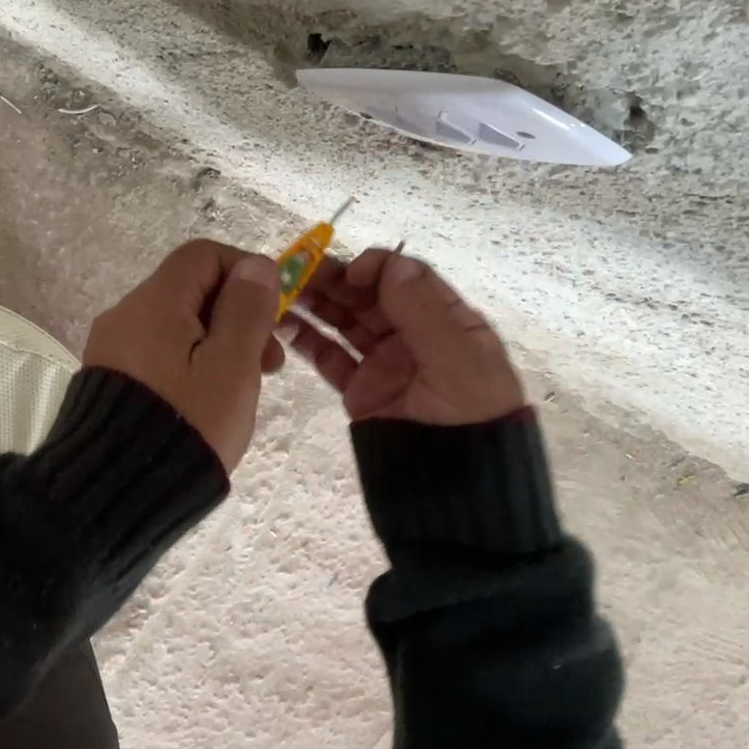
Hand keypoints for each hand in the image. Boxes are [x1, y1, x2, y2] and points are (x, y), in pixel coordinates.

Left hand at [83, 239, 284, 472]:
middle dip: (236, 314)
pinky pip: (158, 353)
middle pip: (189, 290)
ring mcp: (112, 347)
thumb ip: (246, 311)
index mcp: (153, 302)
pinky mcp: (109, 378)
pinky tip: (209, 401)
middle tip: (270, 363)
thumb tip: (256, 265)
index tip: (275, 308)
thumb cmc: (186, 424)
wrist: (116, 490)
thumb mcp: (231, 367)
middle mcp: (125, 315)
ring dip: (218, 343)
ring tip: (245, 388)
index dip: (244, 270)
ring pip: (176, 325)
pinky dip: (190, 363)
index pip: (201, 255)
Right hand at [285, 248, 524, 424]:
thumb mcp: (459, 360)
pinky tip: (282, 327)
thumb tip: (390, 262)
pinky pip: (327, 356)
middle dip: (333, 280)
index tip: (351, 274)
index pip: (407, 278)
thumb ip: (423, 311)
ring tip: (279, 294)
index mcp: (446, 320)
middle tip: (296, 273)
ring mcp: (382, 361)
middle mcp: (411, 334)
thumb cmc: (469, 415)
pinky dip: (305, 340)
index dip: (377, 267)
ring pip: (342, 321)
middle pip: (368, 295)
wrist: (453, 486)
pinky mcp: (357, 388)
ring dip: (313, 303)